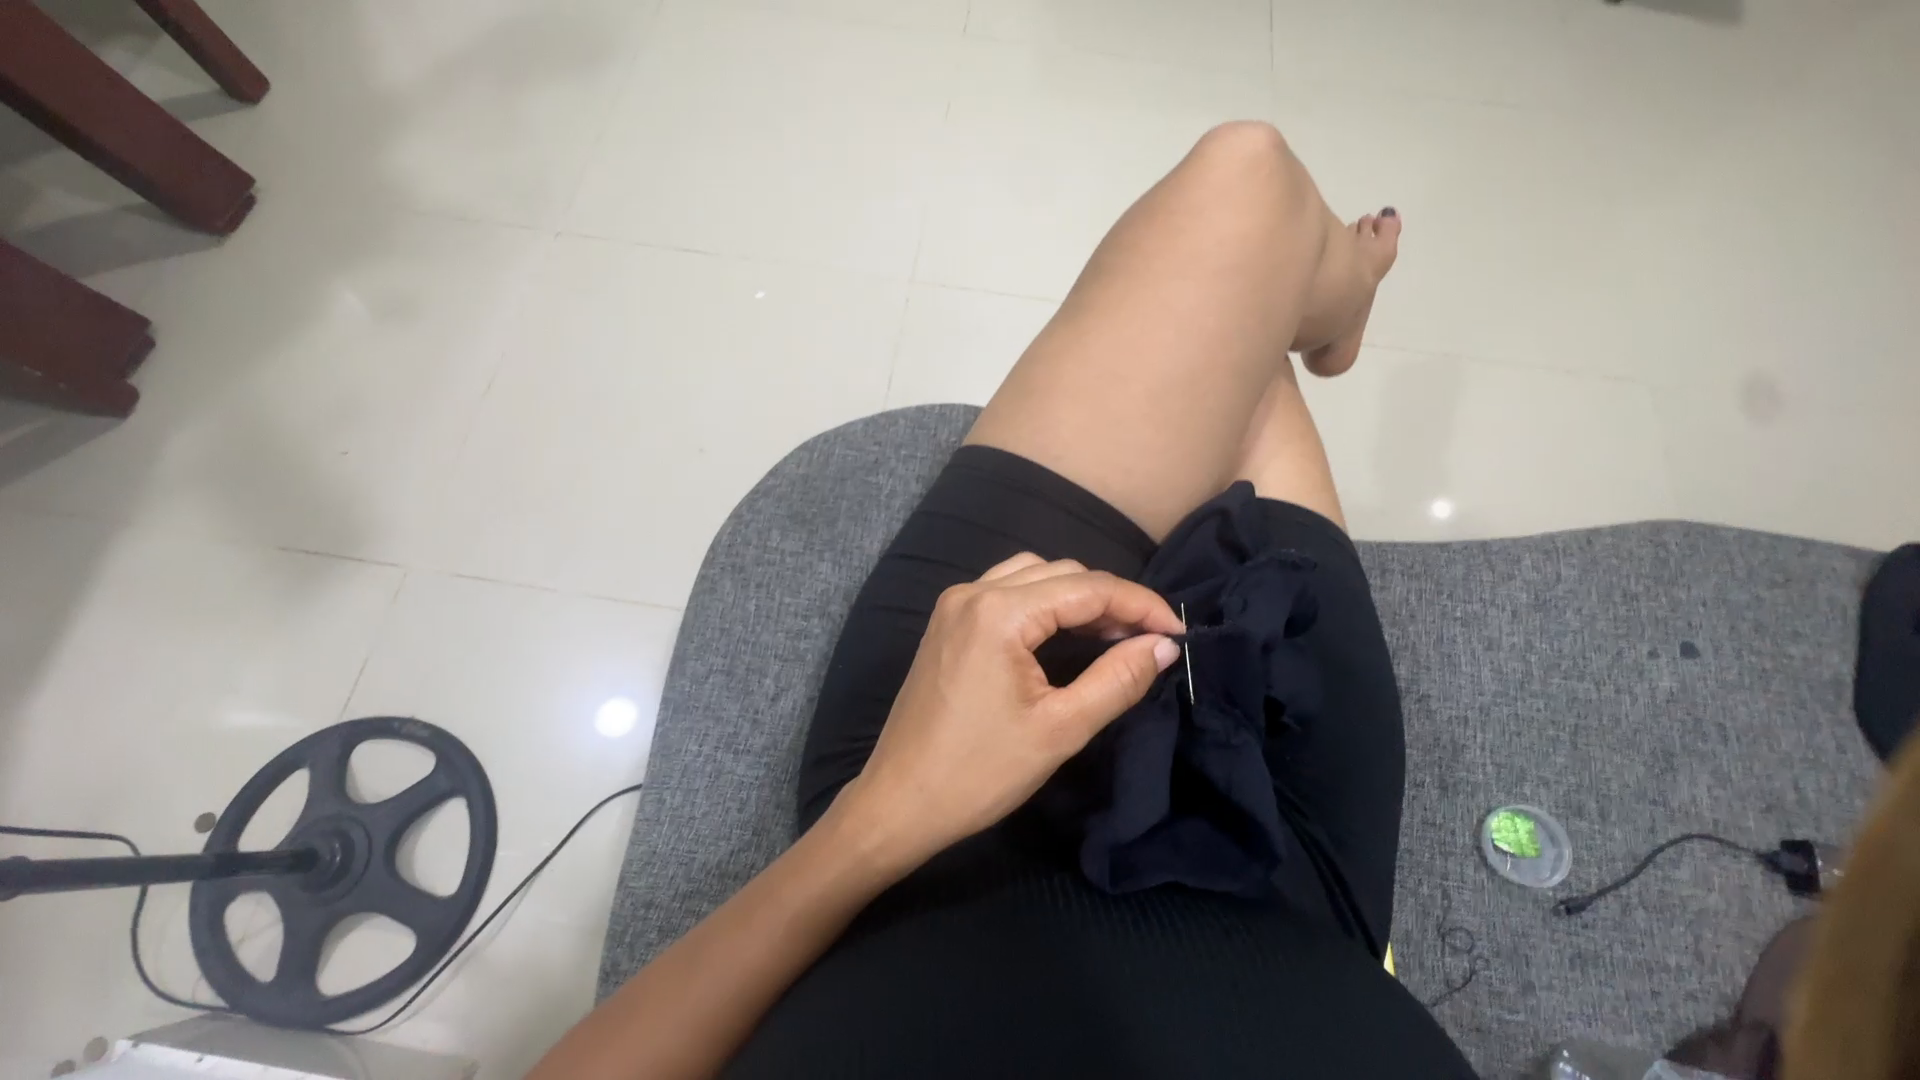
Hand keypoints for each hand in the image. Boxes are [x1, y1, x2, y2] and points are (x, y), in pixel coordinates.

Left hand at [835, 553, 1183, 866]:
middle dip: (1112, 599)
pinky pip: (1006, 592)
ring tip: (1113, 635)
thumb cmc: (979, 772)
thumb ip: (1117, 679)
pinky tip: (1065, 634)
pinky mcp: (947, 623)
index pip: (1087, 587)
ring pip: (1033, 575)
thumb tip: (1164, 646)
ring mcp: (954, 605)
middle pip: (1061, 573)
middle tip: (1149, 640)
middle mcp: (973, 593)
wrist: (900, 801)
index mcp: (999, 613)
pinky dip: (1044, 603)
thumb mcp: (1060, 729)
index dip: (1140, 605)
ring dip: (1078, 597)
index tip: (1178, 633)